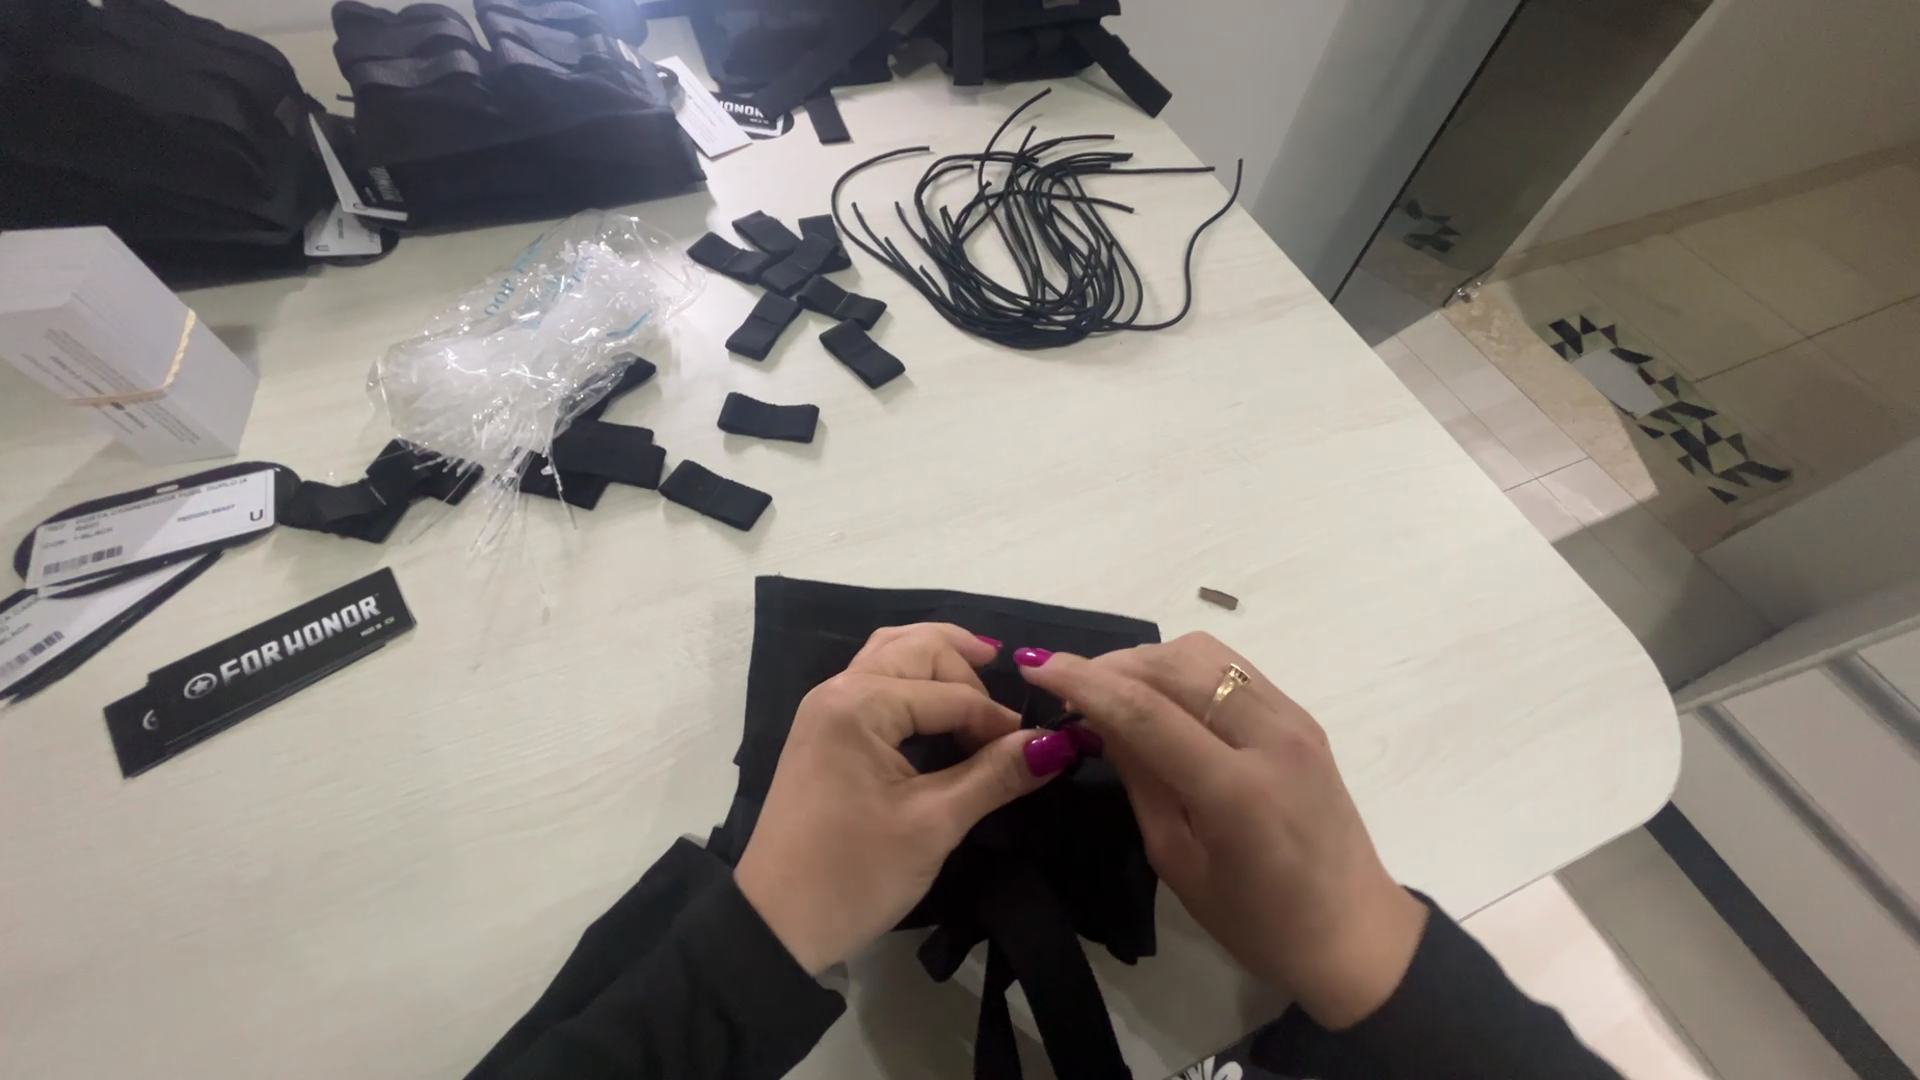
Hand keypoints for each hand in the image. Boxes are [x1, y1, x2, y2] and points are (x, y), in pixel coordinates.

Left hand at [733, 625, 1059, 974]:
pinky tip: (941, 699)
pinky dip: (915, 677)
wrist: (774, 926)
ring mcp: (827, 706)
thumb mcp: (932, 825)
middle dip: (967, 667)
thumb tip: (1056, 745)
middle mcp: (839, 688)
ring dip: (939, 658)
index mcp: (860, 703)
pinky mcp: (826, 728)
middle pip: (917, 647)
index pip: (950, 694)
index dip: (997, 721)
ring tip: (983, 670)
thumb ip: (994, 776)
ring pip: (893, 653)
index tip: (1035, 754)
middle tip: (1005, 712)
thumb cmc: (853, 874)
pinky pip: (877, 678)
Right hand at [1016, 633, 1427, 1028]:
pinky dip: (1179, 665)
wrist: (1357, 933)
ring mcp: (1292, 717)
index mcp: (1237, 792)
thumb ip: (1138, 776)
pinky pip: (1226, 664)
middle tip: (1068, 686)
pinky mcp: (1299, 713)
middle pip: (1171, 665)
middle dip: (1107, 665)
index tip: (1035, 665)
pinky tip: (1158, 691)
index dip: (1082, 680)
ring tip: (1111, 688)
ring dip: (1144, 659)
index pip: (1145, 711)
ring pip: (1200, 651)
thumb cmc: (1257, 921)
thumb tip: (1096, 716)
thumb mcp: (1177, 859)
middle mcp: (1271, 738)